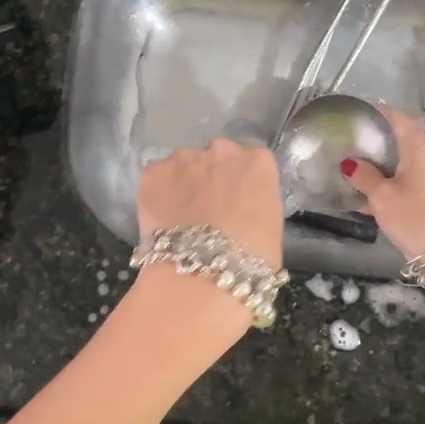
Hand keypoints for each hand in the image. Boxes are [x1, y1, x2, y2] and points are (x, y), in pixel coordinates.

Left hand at [136, 138, 283, 266]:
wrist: (204, 274)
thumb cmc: (251, 259)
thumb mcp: (270, 225)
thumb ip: (255, 203)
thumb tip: (239, 208)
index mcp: (258, 162)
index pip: (250, 162)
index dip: (239, 183)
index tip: (234, 202)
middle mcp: (222, 150)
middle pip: (215, 157)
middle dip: (210, 178)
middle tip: (206, 209)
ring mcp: (185, 158)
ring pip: (183, 166)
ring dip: (182, 184)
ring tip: (180, 218)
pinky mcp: (153, 172)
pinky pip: (156, 178)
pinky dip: (156, 194)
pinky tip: (160, 219)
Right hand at [343, 106, 424, 259]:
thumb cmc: (413, 217)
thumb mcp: (381, 197)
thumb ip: (364, 176)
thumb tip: (349, 163)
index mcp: (419, 147)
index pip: (398, 118)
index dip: (378, 112)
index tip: (356, 112)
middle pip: (399, 137)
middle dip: (375, 137)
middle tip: (348, 138)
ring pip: (400, 158)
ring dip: (379, 160)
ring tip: (350, 163)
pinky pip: (403, 176)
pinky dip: (386, 178)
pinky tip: (363, 192)